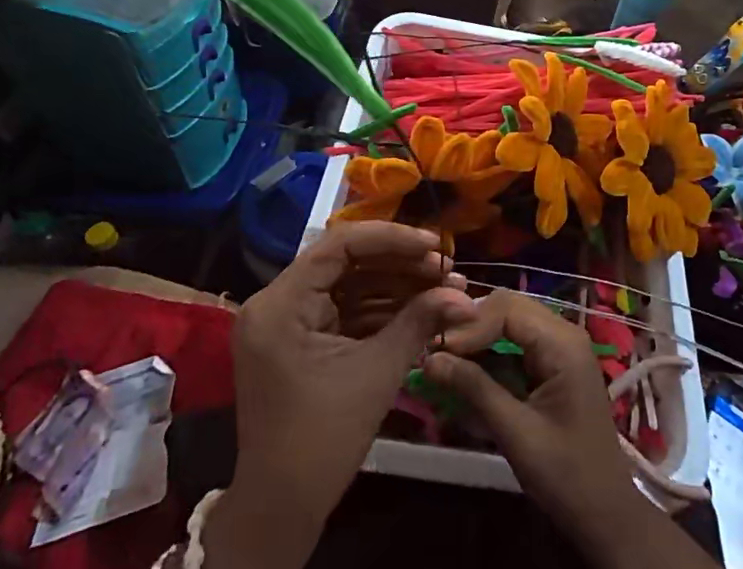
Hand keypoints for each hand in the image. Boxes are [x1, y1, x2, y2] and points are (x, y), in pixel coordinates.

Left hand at [211, 222, 475, 568]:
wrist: (284, 504)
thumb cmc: (324, 437)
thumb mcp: (377, 372)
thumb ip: (420, 321)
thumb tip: (465, 294)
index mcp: (280, 305)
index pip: (339, 246)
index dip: (392, 238)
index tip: (435, 245)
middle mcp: (277, 302)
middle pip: (346, 262)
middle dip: (401, 264)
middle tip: (447, 269)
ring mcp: (288, 320)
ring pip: (351, 283)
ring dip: (397, 285)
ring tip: (445, 287)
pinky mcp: (302, 338)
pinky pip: (347, 308)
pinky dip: (383, 307)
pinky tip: (423, 306)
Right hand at [422, 291, 637, 539]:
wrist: (604, 509)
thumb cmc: (565, 473)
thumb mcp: (515, 432)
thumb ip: (474, 389)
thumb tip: (429, 358)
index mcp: (563, 343)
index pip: (507, 308)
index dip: (469, 324)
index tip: (436, 352)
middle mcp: (564, 334)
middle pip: (509, 308)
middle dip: (470, 327)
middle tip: (436, 354)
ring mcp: (561, 347)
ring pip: (510, 322)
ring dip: (478, 338)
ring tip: (445, 362)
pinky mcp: (554, 364)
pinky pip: (517, 343)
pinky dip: (490, 353)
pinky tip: (467, 372)